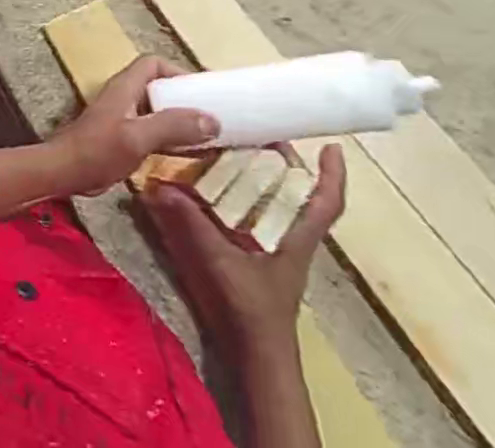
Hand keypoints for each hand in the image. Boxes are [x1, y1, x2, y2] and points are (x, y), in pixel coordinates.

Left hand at [48, 56, 218, 193]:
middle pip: (159, 88)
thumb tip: (211, 120)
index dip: (177, 71)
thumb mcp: (138, 137)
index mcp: (126, 87)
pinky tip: (191, 153)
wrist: (64, 174)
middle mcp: (125, 98)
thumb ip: (173, 127)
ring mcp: (123, 119)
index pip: (153, 64)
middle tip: (209, 114)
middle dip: (185, 98)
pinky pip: (154, 132)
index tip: (200, 89)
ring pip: (159, 112)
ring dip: (181, 121)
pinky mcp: (123, 139)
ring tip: (208, 134)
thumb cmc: (97, 150)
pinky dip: (173, 139)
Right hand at [142, 143, 346, 350]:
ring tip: (240, 154)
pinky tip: (220, 192)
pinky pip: (257, 222)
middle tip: (261, 136)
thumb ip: (192, 224)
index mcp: (296, 237)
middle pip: (299, 196)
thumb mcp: (222, 262)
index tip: (333, 147)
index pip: (326, 202)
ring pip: (279, 208)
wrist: (256, 358)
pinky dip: (244, 203)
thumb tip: (160, 187)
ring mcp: (276, 251)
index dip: (334, 174)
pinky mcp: (258, 259)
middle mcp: (290, 239)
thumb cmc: (251, 310)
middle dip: (286, 166)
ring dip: (266, 183)